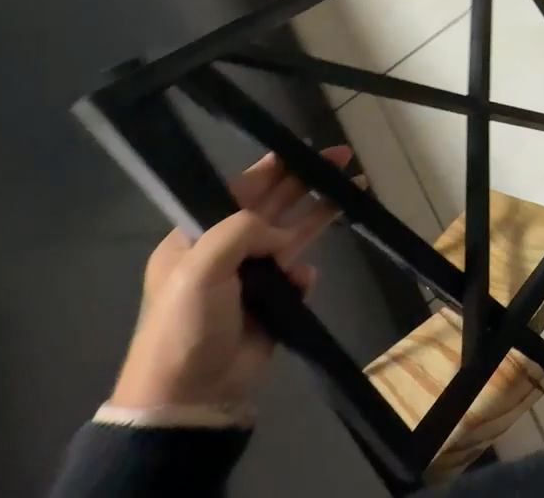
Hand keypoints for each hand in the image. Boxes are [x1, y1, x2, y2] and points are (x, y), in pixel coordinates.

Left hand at [108, 148, 362, 411]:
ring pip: (294, 232)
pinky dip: (305, 274)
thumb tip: (282, 235)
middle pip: (273, 205)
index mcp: (195, 239)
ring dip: (321, 212)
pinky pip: (300, 273)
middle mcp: (224, 251)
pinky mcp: (274, 300)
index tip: (300, 148)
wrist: (193, 394)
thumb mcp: (200, 268)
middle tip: (342, 157)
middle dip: (306, 180)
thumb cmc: (187, 325)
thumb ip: (243, 231)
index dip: (270, 169)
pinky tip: (302, 281)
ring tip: (356, 189)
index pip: (237, 192)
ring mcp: (250, 276)